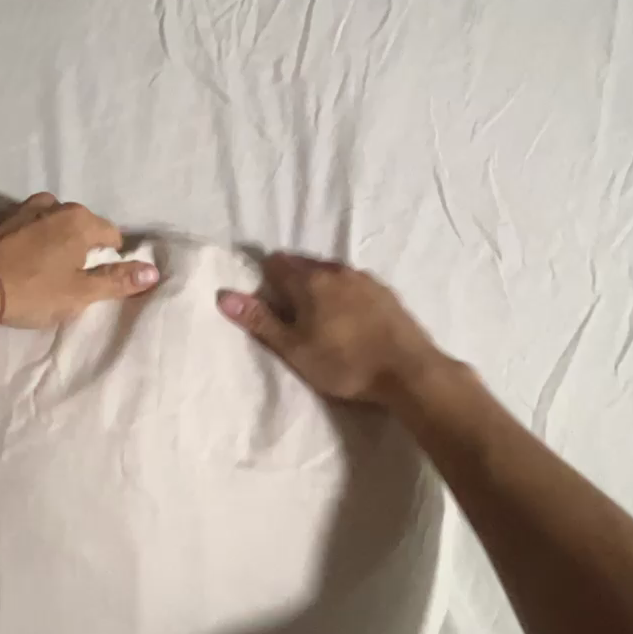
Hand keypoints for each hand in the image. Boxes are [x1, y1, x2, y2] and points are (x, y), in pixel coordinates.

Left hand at [0, 193, 159, 328]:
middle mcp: (52, 204)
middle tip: (68, 280)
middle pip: (79, 226)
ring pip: (49, 225)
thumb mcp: (79, 294)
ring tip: (40, 273)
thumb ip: (117, 281)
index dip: (110, 259)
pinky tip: (16, 265)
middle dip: (79, 249)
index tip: (97, 281)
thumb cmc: (29, 290)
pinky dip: (26, 243)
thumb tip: (153, 272)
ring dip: (51, 244)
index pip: (111, 235)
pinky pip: (23, 228)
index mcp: (79, 220)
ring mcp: (20, 208)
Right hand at [217, 254, 446, 404]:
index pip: (276, 262)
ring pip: (330, 272)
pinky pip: (354, 284)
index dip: (265, 278)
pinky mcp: (386, 293)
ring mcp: (365, 279)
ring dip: (319, 286)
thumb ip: (260, 320)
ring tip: (317, 315)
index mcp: (310, 280)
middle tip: (288, 313)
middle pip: (304, 264)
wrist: (409, 371)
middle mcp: (336, 270)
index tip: (265, 301)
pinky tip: (348, 317)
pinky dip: (343, 294)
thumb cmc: (344, 363)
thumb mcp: (294, 348)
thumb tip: (223, 295)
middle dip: (291, 281)